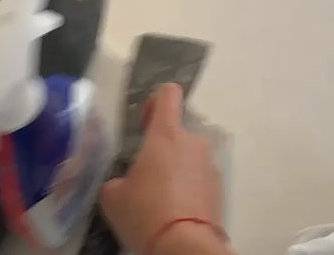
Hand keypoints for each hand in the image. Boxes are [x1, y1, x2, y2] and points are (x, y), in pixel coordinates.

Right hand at [99, 84, 226, 254]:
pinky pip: (200, 181)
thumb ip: (115, 181)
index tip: (145, 124)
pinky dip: (190, 192)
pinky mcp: (220, 188)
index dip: (155, 102)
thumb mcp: (114, 198)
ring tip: (161, 204)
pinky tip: (177, 216)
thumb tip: (120, 183)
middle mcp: (192, 141)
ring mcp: (209, 164)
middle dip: (162, 152)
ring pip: (188, 159)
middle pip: (176, 133)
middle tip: (146, 180)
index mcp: (166, 133)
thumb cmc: (145, 212)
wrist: (184, 247)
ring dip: (176, 172)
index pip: (168, 93)